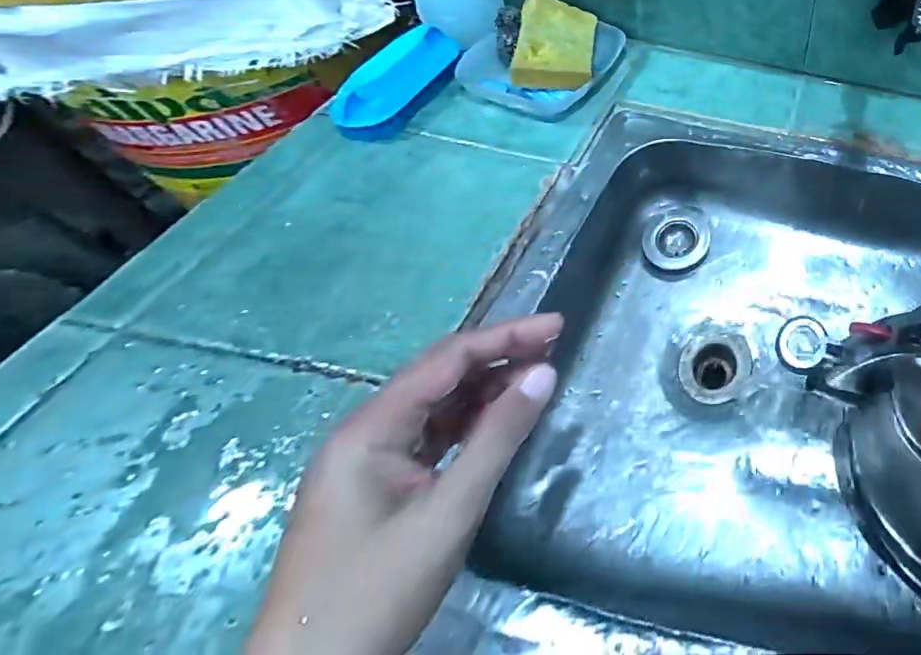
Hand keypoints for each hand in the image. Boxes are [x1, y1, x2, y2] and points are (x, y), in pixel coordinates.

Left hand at [246, 314, 562, 654]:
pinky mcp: (375, 485)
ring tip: (535, 378)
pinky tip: (498, 419)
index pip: (447, 360)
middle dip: (498, 355)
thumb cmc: (375, 594)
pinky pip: (429, 434)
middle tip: (552, 346)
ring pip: (436, 404)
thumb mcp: (448, 514)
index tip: (556, 326)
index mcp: (370, 428)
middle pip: (440, 375)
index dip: (505, 336)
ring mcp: (367, 459)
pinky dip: (468, 422)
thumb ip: (497, 438)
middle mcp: (365, 431)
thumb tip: (544, 374)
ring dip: (485, 388)